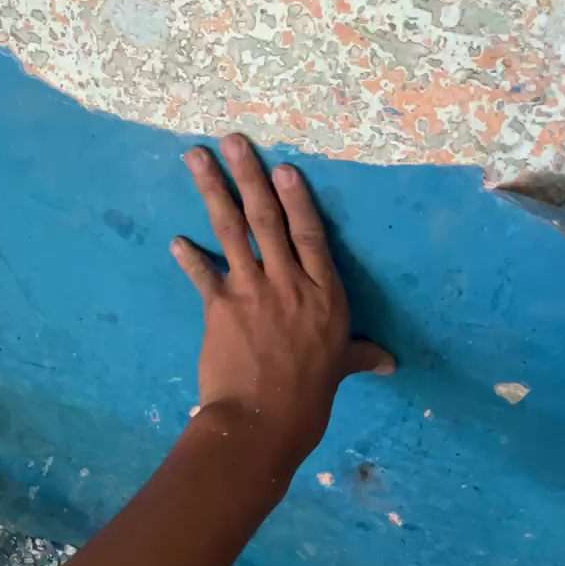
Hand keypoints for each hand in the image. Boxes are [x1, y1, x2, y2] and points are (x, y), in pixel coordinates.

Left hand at [171, 135, 394, 471]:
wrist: (263, 425)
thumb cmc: (309, 399)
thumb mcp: (340, 370)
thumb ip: (361, 356)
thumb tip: (389, 363)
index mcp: (323, 294)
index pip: (311, 234)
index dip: (298, 198)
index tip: (284, 166)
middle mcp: (288, 283)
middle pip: (267, 219)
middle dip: (249, 175)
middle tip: (233, 140)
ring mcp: (251, 292)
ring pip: (232, 231)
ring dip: (213, 191)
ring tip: (196, 158)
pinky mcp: (219, 308)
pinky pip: (202, 275)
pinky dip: (188, 257)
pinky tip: (175, 240)